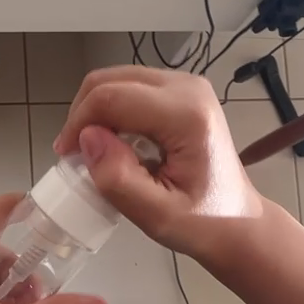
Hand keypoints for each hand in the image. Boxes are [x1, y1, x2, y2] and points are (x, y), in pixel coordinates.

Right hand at [53, 66, 266, 266]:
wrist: (237, 222)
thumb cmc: (201, 223)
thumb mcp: (156, 215)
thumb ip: (119, 178)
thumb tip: (87, 139)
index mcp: (186, 115)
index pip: (111, 97)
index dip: (78, 123)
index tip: (66, 158)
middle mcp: (186, 87)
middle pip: (110, 80)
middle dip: (82, 115)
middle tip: (74, 156)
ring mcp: (185, 86)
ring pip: (116, 80)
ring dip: (94, 113)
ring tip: (91, 152)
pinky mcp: (180, 93)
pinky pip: (130, 89)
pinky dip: (109, 112)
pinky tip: (111, 143)